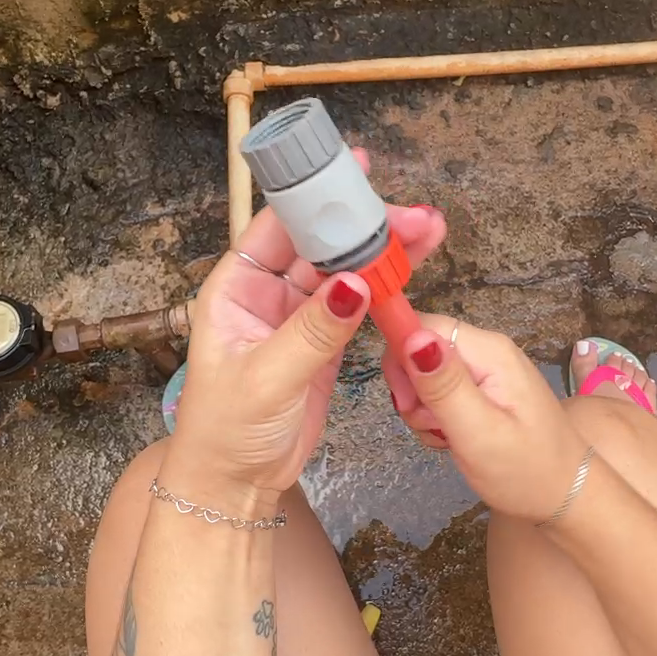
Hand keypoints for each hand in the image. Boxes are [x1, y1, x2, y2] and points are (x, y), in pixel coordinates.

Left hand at [168, 152, 446, 492]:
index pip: (278, 228)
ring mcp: (299, 317)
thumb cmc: (228, 430)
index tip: (356, 172)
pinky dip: (383, 289)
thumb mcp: (266, 378)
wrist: (237, 483)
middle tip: (414, 215)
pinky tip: (411, 269)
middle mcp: (267, 293)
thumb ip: (312, 332)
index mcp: (236, 288)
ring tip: (428, 232)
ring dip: (383, 253)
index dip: (317, 198)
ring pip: (345, 272)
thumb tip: (357, 284)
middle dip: (365, 226)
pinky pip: (357, 305)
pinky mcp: (324, 341)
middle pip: (320, 244)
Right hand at [389, 316, 591, 523]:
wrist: (565, 498)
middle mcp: (487, 351)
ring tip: (448, 439)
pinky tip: (453, 440)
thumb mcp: (479, 433)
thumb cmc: (527, 471)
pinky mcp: (480, 390)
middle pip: (421, 349)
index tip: (408, 402)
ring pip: (425, 376)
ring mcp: (484, 371)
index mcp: (490, 352)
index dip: (402, 358)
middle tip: (433, 427)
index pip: (424, 325)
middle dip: (412, 390)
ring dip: (423, 411)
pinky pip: (438, 394)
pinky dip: (435, 420)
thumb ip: (444, 385)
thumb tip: (412, 336)